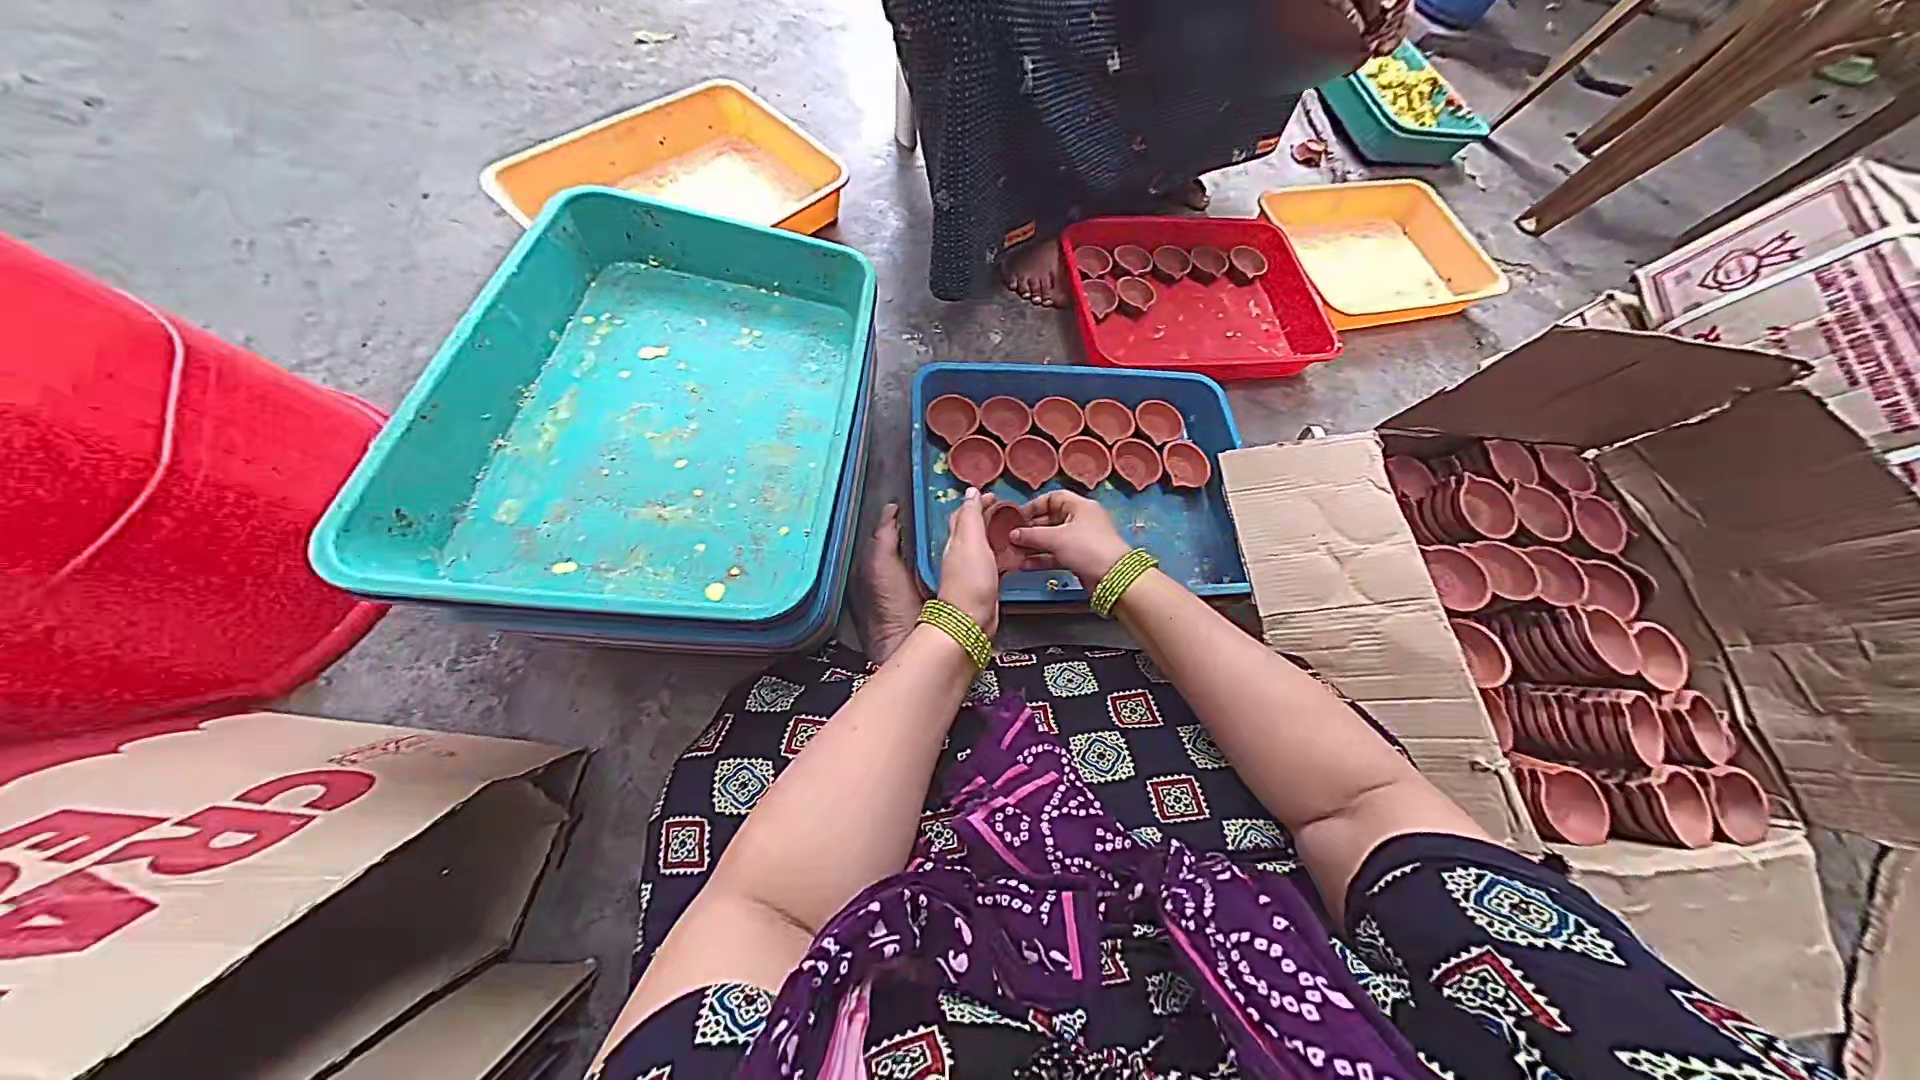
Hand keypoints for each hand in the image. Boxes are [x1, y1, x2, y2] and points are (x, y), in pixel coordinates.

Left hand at [937, 488, 1001, 637]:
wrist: (971, 620)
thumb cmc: (969, 581)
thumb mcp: (970, 541)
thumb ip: (971, 516)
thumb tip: (970, 492)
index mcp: (956, 540)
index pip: (964, 514)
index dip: (977, 502)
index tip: (995, 496)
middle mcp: (962, 553)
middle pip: (973, 529)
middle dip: (987, 516)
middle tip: (1006, 509)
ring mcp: (973, 570)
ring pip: (984, 546)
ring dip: (996, 535)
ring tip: (1013, 528)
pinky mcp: (984, 585)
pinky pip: (994, 564)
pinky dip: (1003, 556)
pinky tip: (1014, 557)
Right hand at [1011, 491, 1132, 586]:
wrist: (1113, 576)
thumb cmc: (1087, 547)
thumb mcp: (1056, 538)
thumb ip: (1031, 535)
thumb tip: (1012, 534)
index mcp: (1080, 506)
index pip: (1053, 498)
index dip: (1034, 506)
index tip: (1017, 517)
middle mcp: (1081, 520)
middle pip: (1050, 520)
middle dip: (1030, 529)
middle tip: (1012, 536)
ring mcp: (1080, 540)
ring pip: (1052, 539)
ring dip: (1033, 546)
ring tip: (1014, 552)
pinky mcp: (1079, 558)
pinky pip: (1056, 555)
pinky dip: (1042, 559)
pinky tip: (1025, 565)